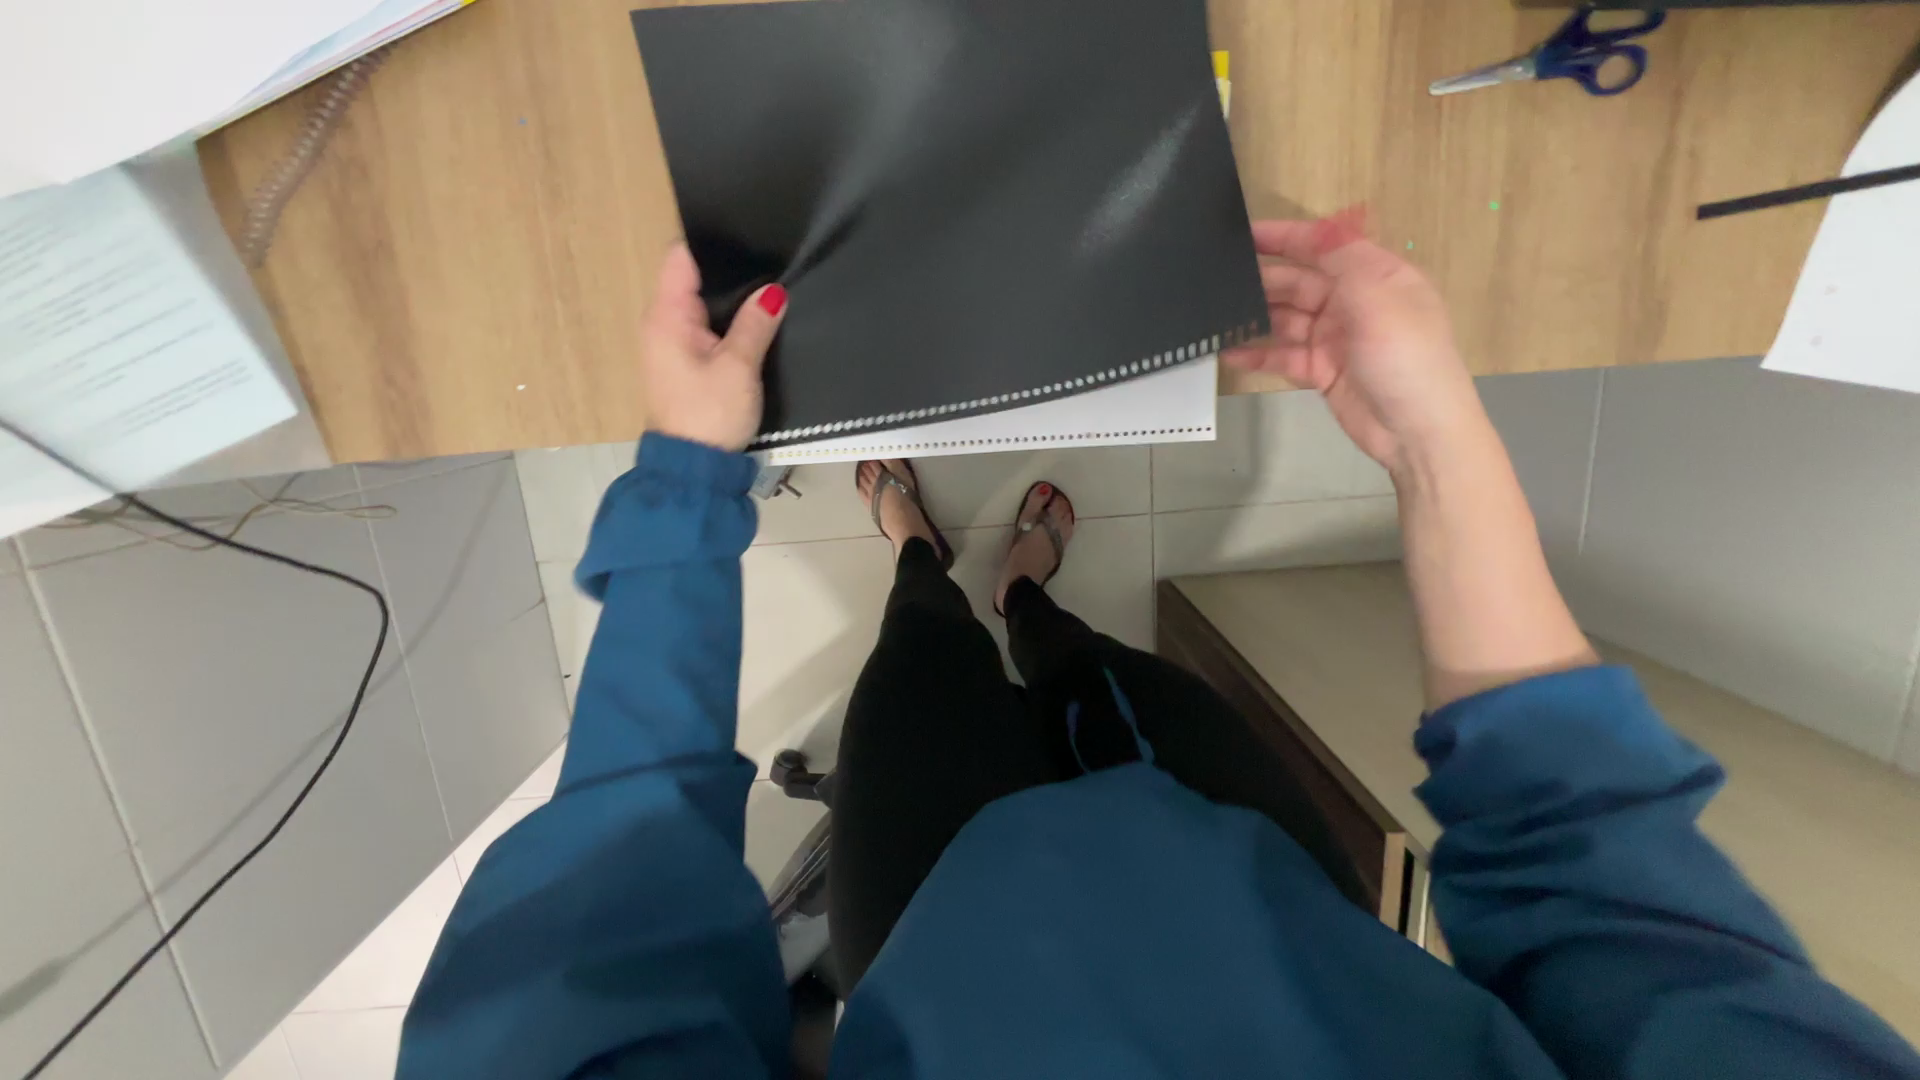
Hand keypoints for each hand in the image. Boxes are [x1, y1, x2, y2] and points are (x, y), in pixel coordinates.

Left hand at [640, 244, 787, 451]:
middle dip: (728, 273)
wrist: (694, 467)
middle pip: (692, 280)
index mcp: (667, 316)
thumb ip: (756, 324)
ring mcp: (670, 345)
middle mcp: (661, 324)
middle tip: (769, 263)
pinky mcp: (683, 364)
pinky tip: (753, 322)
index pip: (681, 258)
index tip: (747, 238)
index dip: (712, 244)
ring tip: (768, 289)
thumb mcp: (740, 366)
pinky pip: (704, 329)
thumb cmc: (711, 413)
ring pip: (702, 306)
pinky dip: (725, 323)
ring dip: (729, 301)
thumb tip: (774, 292)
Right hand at [1222, 210, 1484, 473]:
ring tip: (1215, 316)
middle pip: (1300, 283)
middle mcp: (1354, 303)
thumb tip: (1321, 228)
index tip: (1246, 234)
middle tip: (1219, 281)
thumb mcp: (1382, 301)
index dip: (1287, 238)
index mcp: (1376, 277)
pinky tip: (1229, 353)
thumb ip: (1347, 262)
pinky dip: (1258, 354)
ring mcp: (1336, 339)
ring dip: (1256, 317)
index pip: (1325, 247)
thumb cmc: (1407, 359)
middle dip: (1263, 279)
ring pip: (1287, 320)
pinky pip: (1283, 356)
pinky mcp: (1322, 371)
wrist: (1417, 431)